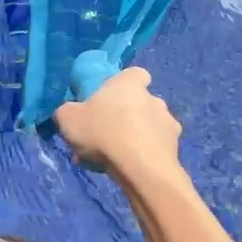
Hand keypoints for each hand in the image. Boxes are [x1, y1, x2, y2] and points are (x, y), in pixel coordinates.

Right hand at [53, 67, 181, 176]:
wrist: (139, 167)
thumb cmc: (101, 132)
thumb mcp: (66, 117)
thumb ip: (68, 110)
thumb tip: (72, 111)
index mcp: (129, 85)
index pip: (134, 74)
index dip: (121, 84)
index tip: (105, 97)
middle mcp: (154, 99)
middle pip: (138, 102)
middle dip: (123, 114)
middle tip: (101, 131)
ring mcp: (169, 123)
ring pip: (146, 125)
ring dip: (132, 135)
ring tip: (110, 154)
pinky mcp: (175, 147)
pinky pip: (152, 145)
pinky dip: (140, 152)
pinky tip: (123, 165)